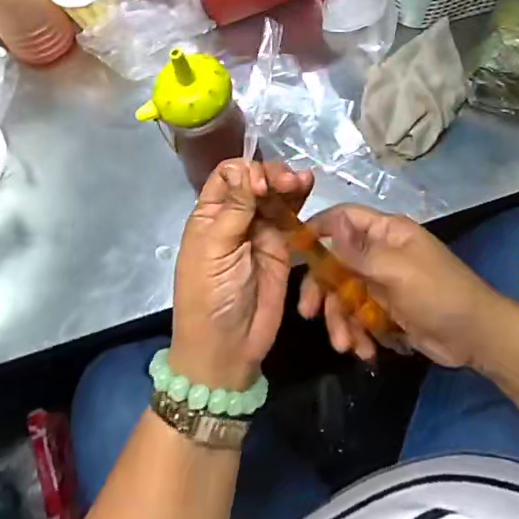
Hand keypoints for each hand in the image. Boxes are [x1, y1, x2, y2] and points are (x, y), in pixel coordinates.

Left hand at [170, 159, 312, 390]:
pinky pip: (292, 216)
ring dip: (289, 183)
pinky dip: (299, 200)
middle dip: (272, 174)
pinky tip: (308, 188)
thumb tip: (249, 169)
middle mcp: (235, 217)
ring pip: (276, 194)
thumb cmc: (210, 299)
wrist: (227, 349)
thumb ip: (236, 208)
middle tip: (289, 182)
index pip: (228, 175)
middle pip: (256, 180)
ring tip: (304, 181)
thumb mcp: (216, 251)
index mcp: (210, 215)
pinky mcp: (282, 245)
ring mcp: (260, 230)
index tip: (261, 184)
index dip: (246, 171)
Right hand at [297, 204, 506, 368]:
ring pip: (344, 295)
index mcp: (387, 232)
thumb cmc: (439, 294)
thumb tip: (332, 221)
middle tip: (309, 314)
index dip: (318, 230)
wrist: (476, 336)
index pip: (344, 218)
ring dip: (340, 321)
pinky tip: (365, 352)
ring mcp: (383, 282)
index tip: (293, 252)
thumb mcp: (396, 272)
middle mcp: (381, 252)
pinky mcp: (386, 310)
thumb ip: (359, 251)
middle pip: (336, 262)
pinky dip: (357, 334)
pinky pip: (358, 317)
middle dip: (323, 290)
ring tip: (347, 346)